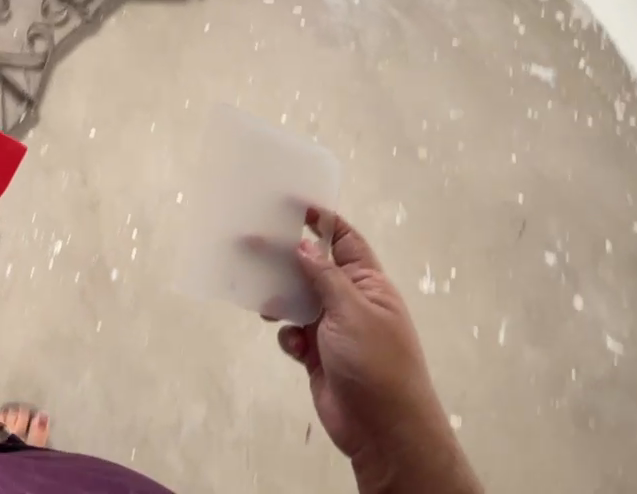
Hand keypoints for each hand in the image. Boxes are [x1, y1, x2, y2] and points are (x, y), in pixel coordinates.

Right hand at [275, 210, 478, 492]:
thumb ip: (324, 277)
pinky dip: (287, 333)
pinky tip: (293, 345)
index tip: (296, 203)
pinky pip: (292, 329)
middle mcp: (350, 302)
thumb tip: (303, 246)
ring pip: (297, 297)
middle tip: (253, 241)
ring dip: (280, 298)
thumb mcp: (352, 313)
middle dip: (287, 258)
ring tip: (264, 300)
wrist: (383, 432)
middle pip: (313, 267)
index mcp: (369, 286)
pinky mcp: (316, 351)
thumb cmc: (377, 365)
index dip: (323, 221)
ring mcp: (333, 327)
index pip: (346, 241)